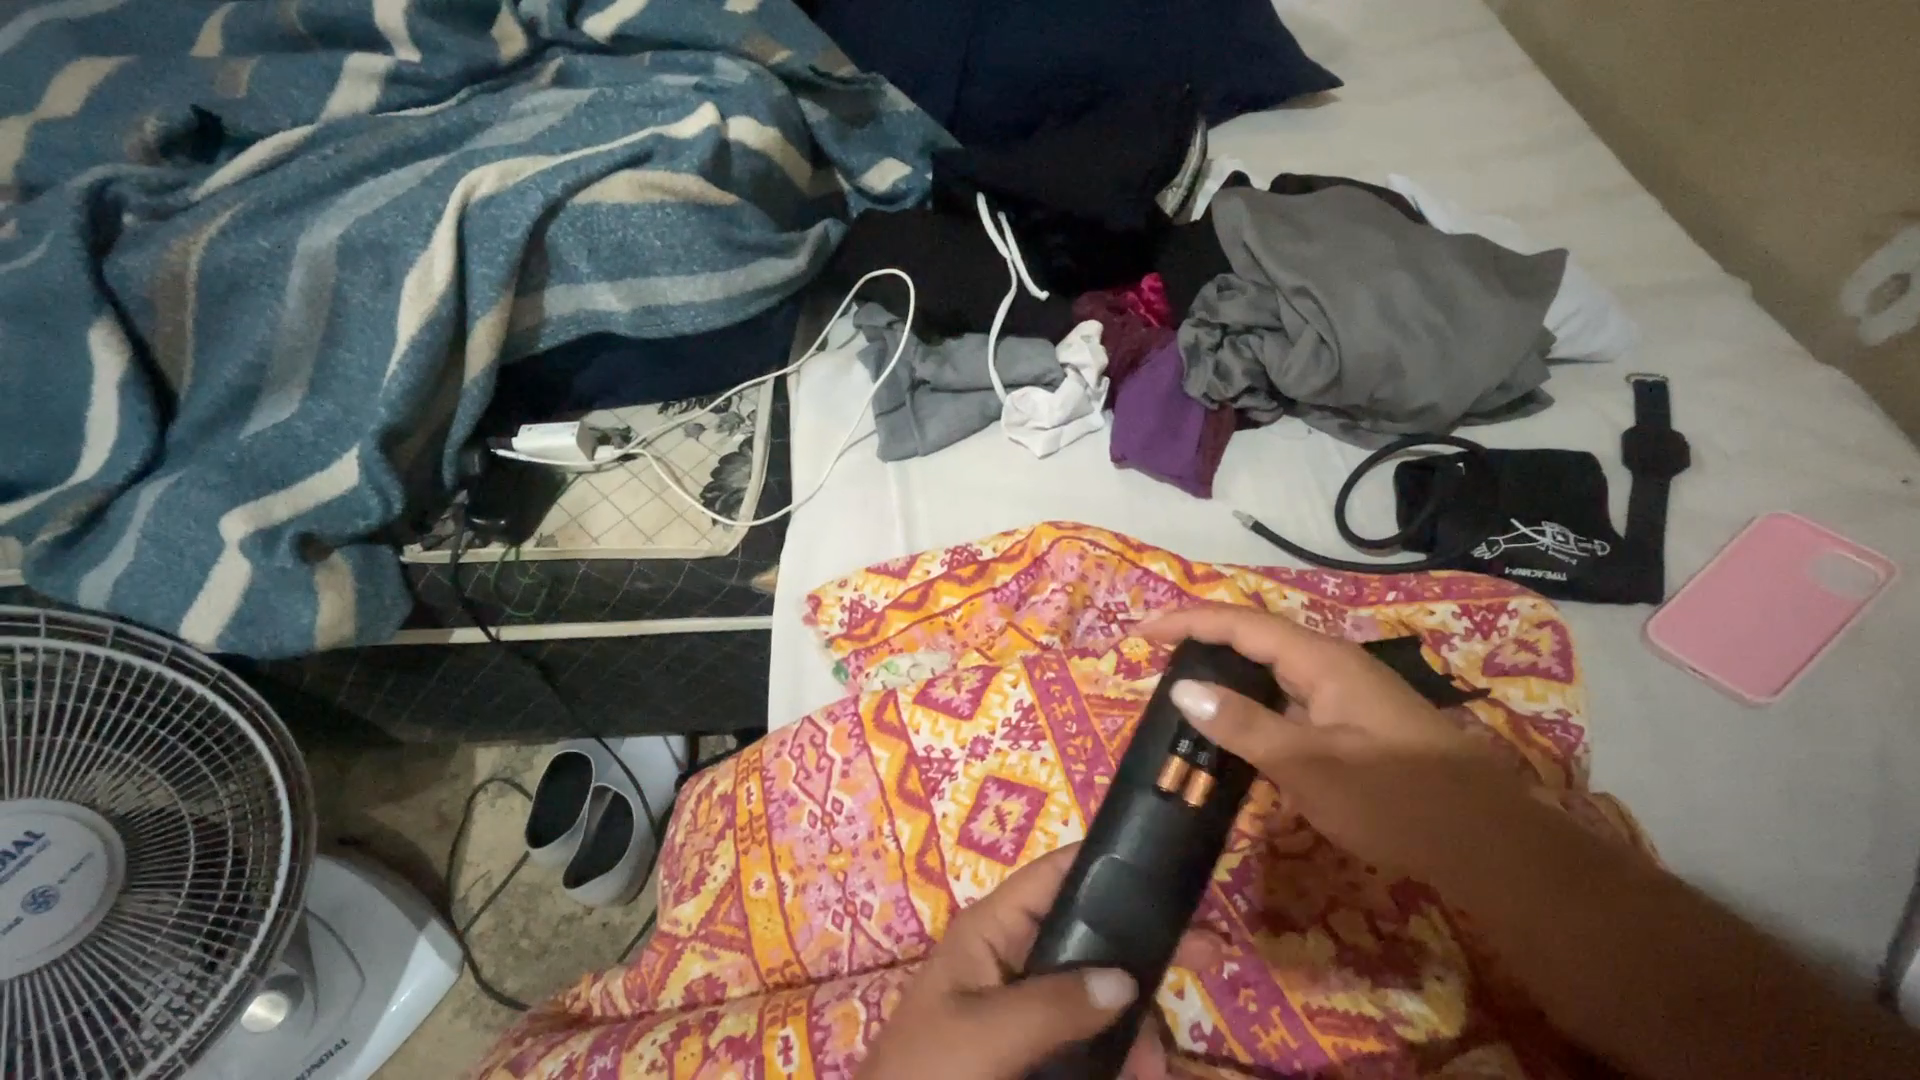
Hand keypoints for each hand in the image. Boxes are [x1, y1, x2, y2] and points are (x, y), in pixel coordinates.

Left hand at [859, 844, 1218, 1079]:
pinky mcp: (1035, 1051)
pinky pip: (1089, 1042)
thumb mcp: (986, 1034)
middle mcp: (1013, 959)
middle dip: (1142, 952)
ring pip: (1097, 996)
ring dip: (1135, 1026)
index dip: (1104, 863)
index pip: (1052, 877)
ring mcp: (1025, 1008)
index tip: (1166, 869)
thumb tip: (1126, 979)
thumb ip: (1054, 1003)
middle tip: (1208, 954)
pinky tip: (1141, 1075)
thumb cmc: (929, 1073)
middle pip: (1088, 935)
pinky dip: (1118, 1056)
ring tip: (1154, 1068)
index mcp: (992, 932)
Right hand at [1140, 605, 1528, 879]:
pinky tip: (1240, 729)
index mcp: (1321, 660)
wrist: (1489, 842)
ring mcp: (1348, 694)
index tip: (1141, 631)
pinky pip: (1289, 697)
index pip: (1240, 624)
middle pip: (1256, 637)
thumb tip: (1181, 687)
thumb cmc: (1396, 798)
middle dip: (1203, 639)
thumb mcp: (1309, 765)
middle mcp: (1333, 664)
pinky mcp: (1355, 722)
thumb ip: (1243, 725)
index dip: (1188, 621)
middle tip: (1157, 656)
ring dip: (1227, 670)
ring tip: (1185, 687)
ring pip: (1273, 668)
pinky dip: (1253, 701)